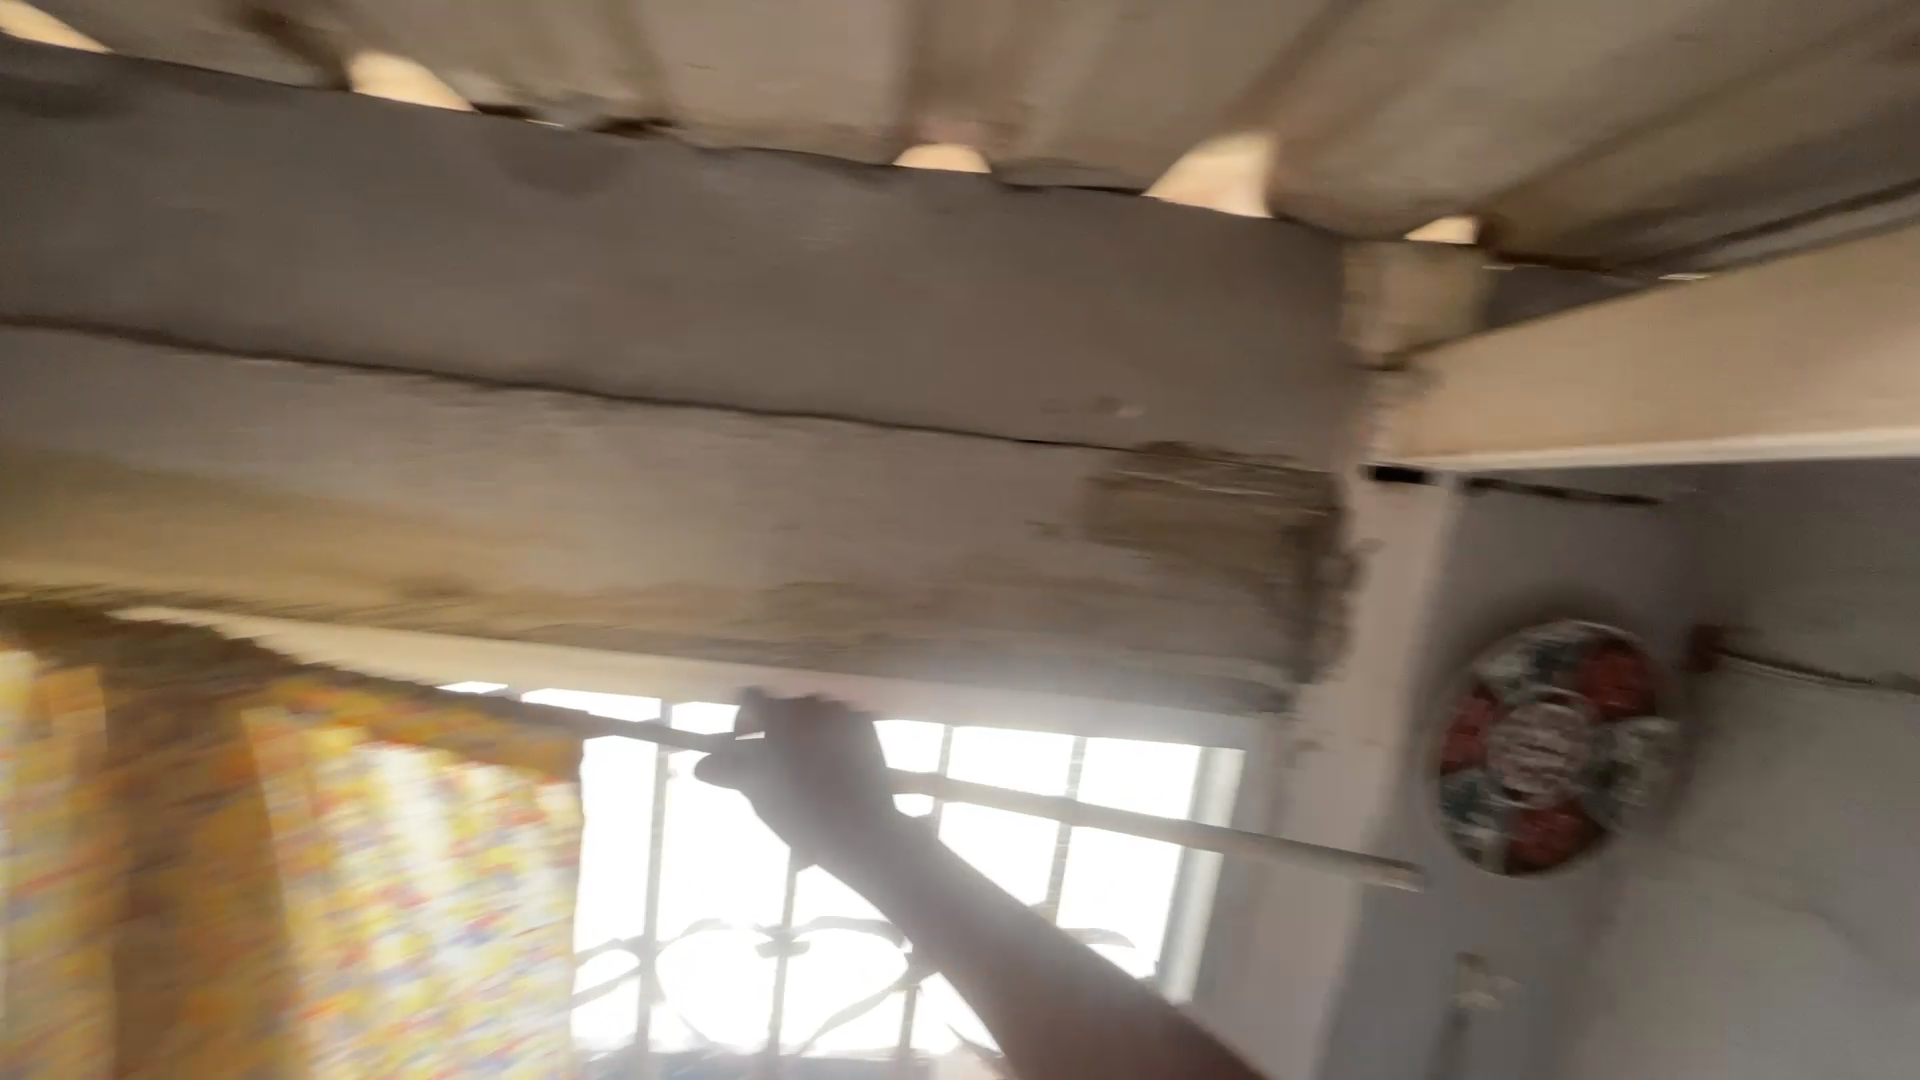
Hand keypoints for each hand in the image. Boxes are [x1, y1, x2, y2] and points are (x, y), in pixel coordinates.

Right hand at [693, 690, 908, 873]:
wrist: (860, 827)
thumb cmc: (802, 812)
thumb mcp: (759, 791)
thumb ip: (731, 770)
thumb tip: (702, 765)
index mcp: (781, 717)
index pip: (752, 697)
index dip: (744, 718)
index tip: (744, 741)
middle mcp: (812, 705)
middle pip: (785, 705)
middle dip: (776, 726)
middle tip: (776, 759)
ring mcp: (843, 712)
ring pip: (815, 711)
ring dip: (806, 728)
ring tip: (807, 763)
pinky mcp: (865, 724)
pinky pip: (841, 720)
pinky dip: (833, 734)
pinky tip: (834, 762)